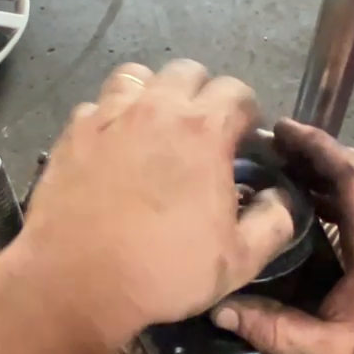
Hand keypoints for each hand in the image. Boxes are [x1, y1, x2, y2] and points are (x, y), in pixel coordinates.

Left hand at [12, 60, 297, 350]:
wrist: (75, 281)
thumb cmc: (163, 272)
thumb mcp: (238, 261)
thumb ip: (273, 223)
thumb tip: (281, 199)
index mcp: (204, 130)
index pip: (237, 92)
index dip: (245, 113)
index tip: (242, 140)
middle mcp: (156, 108)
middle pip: (187, 71)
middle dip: (202, 94)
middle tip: (200, 131)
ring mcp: (109, 115)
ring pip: (137, 76)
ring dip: (153, 93)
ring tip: (153, 126)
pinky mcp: (72, 132)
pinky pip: (97, 105)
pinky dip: (110, 117)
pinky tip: (111, 145)